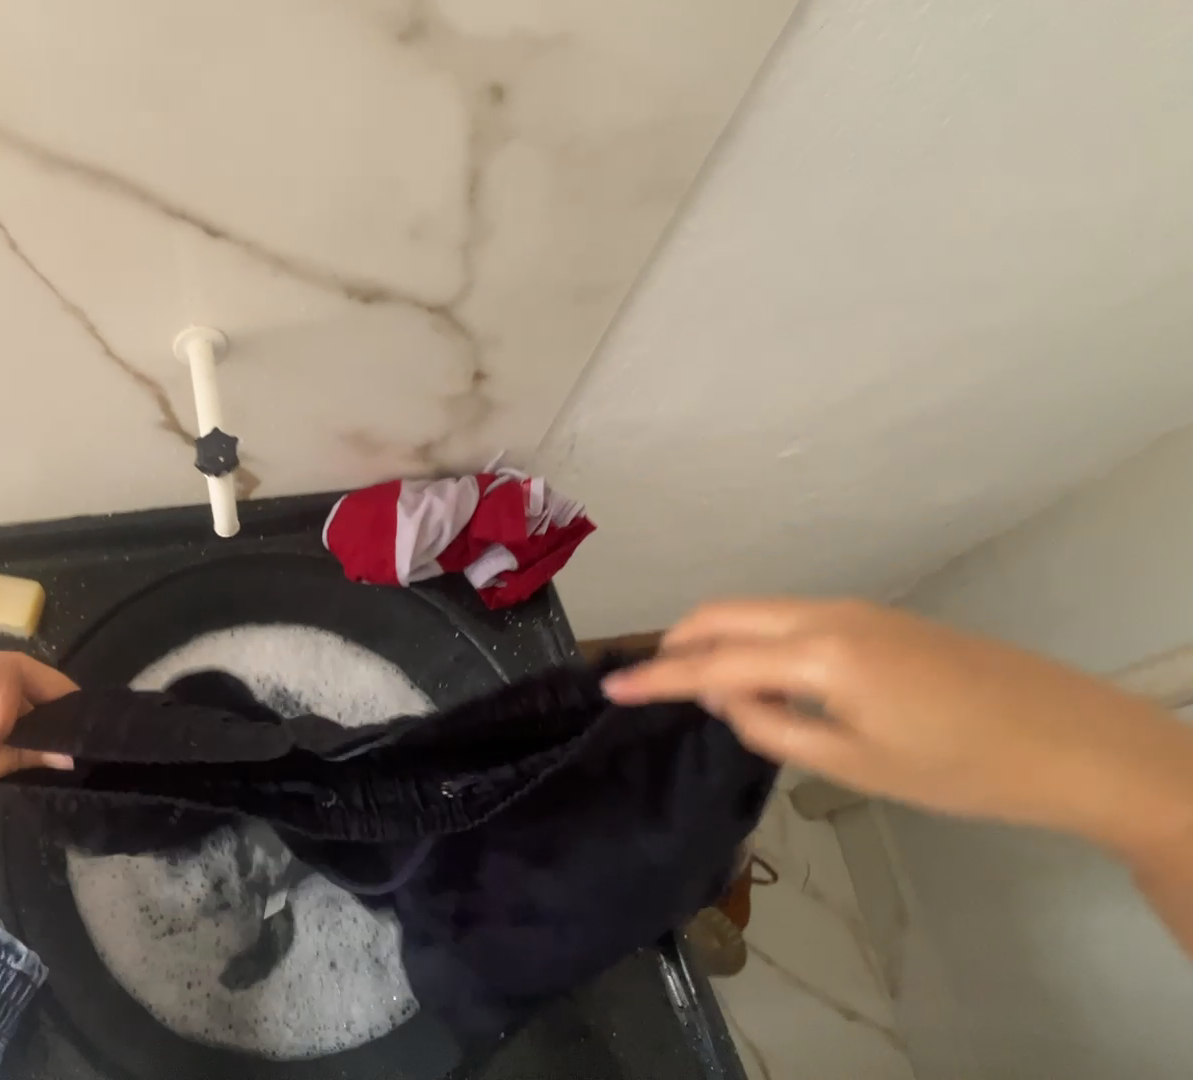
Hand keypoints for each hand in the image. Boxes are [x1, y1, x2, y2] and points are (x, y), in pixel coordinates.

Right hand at [600, 598, 1192, 854]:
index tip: (609, 687)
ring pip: (752, 610)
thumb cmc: (966, 769)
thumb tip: (726, 698)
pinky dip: (751, 638)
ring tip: (704, 684)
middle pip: (722, 613)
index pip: (712, 664)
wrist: (1088, 745)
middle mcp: (827, 616)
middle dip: (677, 643)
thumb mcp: (856, 765)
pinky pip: (785, 616)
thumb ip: (772, 726)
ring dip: (713, 638)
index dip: (656, 679)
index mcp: (820, 655)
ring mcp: (853, 610)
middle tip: (654, 683)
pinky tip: (762, 675)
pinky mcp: (874, 617)